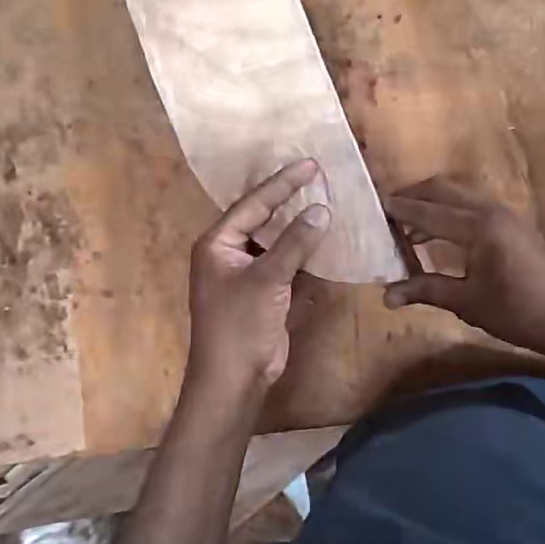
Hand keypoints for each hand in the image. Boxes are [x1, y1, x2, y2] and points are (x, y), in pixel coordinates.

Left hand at [187, 160, 330, 398]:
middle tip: (319, 177)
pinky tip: (325, 241)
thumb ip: (295, 242)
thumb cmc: (240, 325)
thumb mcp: (268, 279)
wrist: (234, 379)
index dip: (283, 183)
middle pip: (263, 218)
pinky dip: (304, 252)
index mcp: (217, 244)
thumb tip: (322, 209)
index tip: (311, 164)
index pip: (254, 204)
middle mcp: (230, 253)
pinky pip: (286, 262)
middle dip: (290, 199)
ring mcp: (247, 273)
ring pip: (277, 240)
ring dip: (300, 226)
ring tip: (326, 202)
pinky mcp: (264, 292)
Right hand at [384, 179, 544, 357]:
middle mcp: (491, 211)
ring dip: (433, 203)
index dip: (401, 211)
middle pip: (444, 190)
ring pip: (460, 194)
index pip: (429, 212)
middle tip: (388, 212)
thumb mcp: (466, 302)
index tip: (374, 207)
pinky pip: (473, 205)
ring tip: (408, 226)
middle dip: (414, 196)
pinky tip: (438, 235)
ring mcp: (505, 214)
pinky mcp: (512, 222)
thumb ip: (426, 290)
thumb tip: (386, 296)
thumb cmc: (515, 312)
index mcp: (479, 227)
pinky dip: (451, 211)